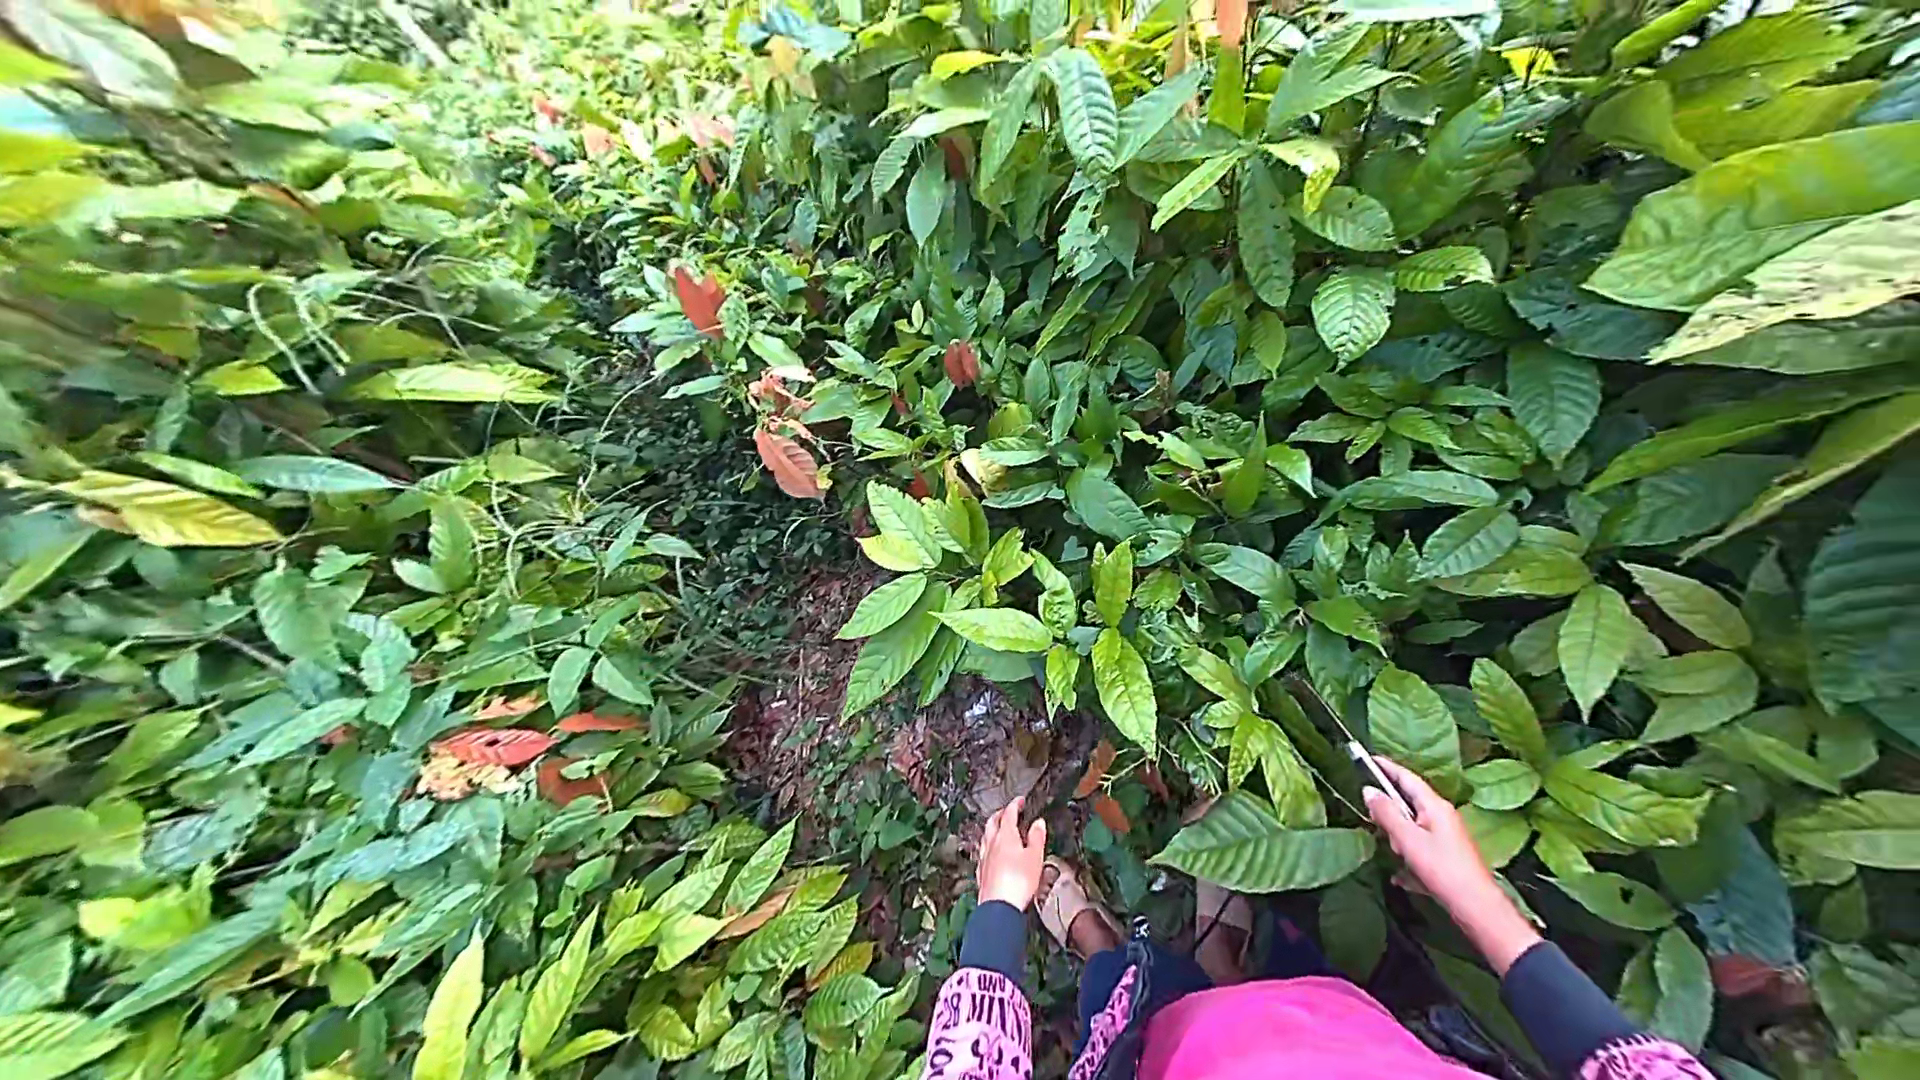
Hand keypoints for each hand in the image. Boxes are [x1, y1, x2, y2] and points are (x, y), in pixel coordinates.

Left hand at [977, 796, 1047, 909]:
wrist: (999, 906)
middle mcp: (992, 843)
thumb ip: (1037, 837)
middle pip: (993, 821)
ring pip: (985, 836)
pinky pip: (983, 852)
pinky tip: (990, 853)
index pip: (1009, 812)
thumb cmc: (1017, 882)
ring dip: (992, 828)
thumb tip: (1038, 823)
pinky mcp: (981, 872)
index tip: (1020, 801)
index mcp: (1005, 835)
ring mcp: (984, 857)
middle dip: (1001, 814)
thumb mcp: (1035, 856)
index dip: (1015, 804)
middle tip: (1008, 811)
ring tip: (998, 829)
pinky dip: (988, 846)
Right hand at [1364, 756, 1539, 973]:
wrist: (1478, 910)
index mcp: (1435, 807)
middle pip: (1407, 802)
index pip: (1407, 778)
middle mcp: (1443, 817)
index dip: (1386, 767)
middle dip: (1388, 811)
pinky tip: (1402, 876)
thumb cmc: (1443, 870)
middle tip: (1375, 821)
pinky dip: (1408, 856)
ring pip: (1411, 826)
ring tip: (1395, 853)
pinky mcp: (1447, 856)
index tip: (1366, 757)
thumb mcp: (1407, 839)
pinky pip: (1419, 847)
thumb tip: (1368, 790)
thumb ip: (1385, 812)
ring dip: (1398, 837)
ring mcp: (1447, 837)